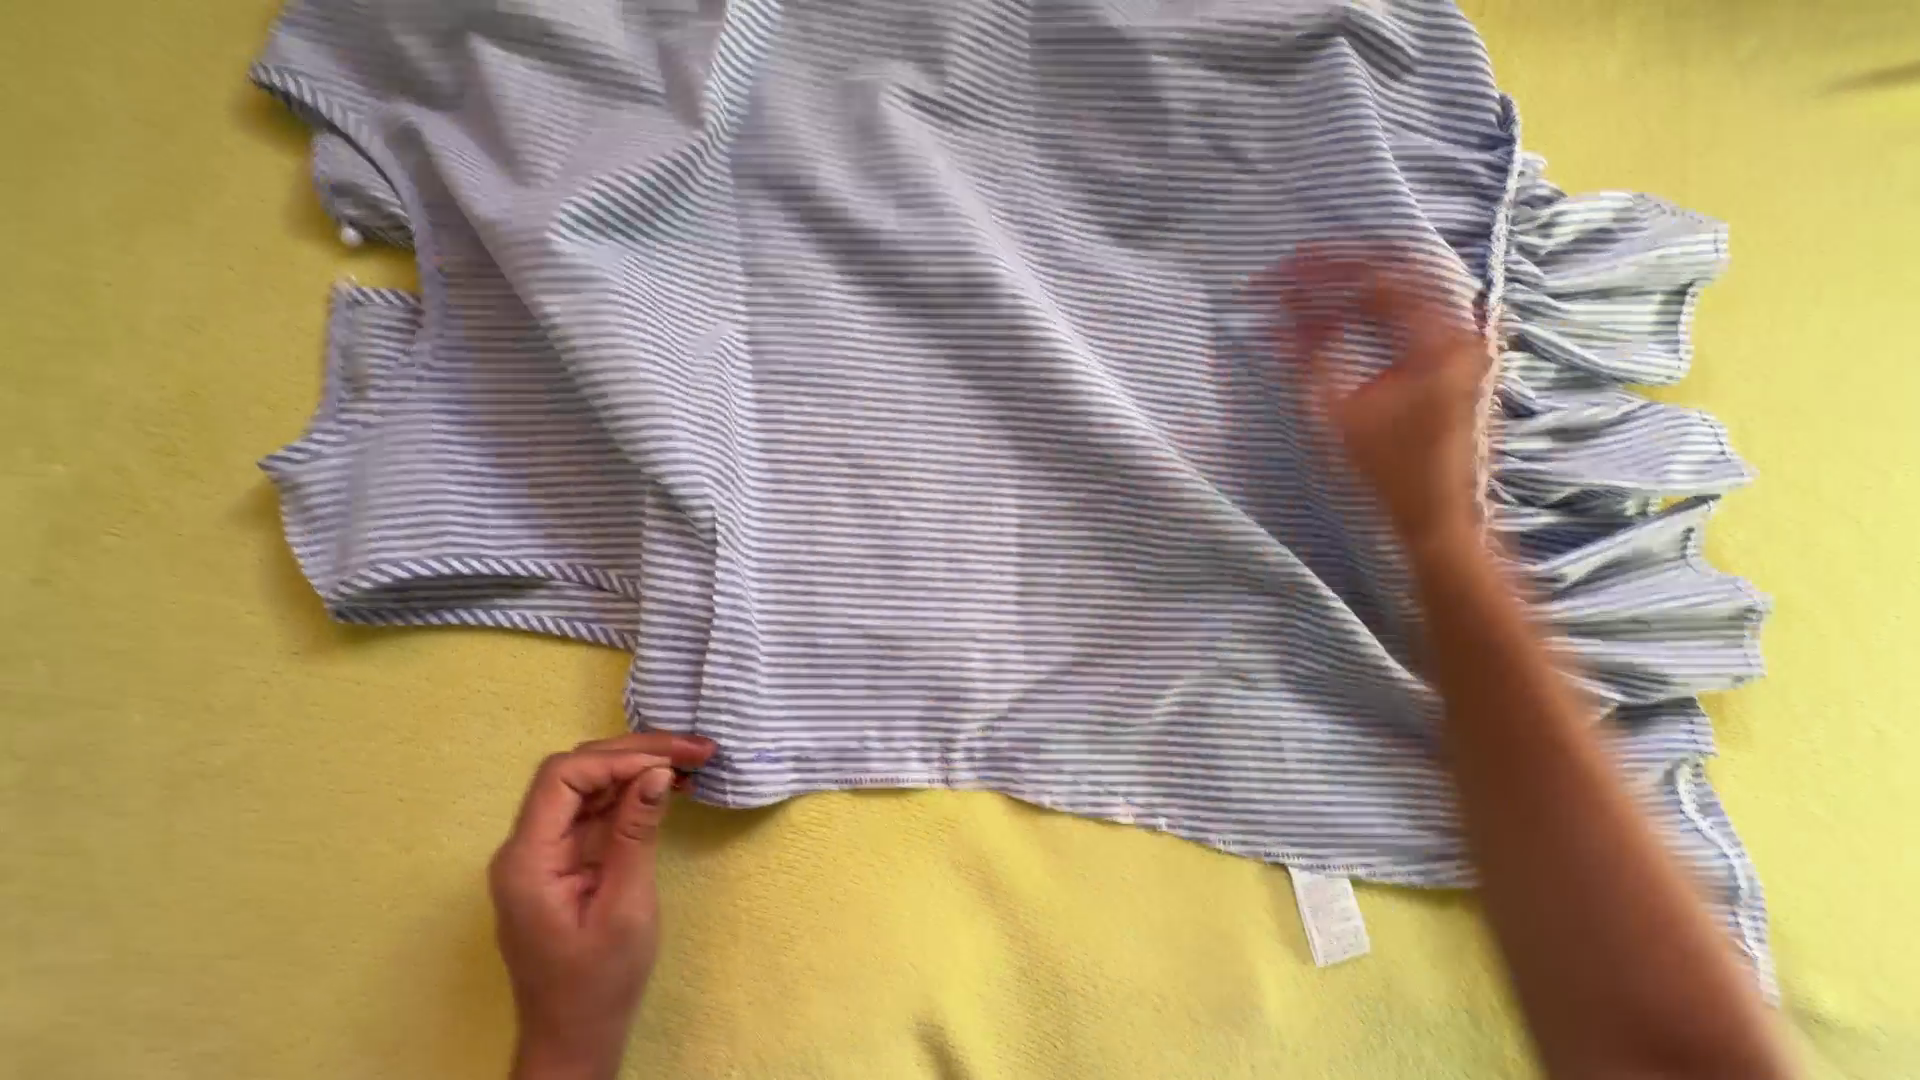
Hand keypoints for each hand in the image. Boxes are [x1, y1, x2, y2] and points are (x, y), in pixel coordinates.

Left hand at [489, 732, 717, 1079]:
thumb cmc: (599, 984)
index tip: (671, 764)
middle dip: (635, 754)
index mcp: (527, 860)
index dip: (618, 759)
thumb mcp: (626, 907)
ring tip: (692, 761)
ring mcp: (546, 853)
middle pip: (575, 773)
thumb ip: (636, 833)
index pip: (563, 778)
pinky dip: (633, 794)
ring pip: (588, 786)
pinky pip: (596, 811)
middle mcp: (528, 847)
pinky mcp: (566, 861)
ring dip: (638, 768)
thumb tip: (658, 772)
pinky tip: (670, 787)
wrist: (574, 1041)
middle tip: (695, 750)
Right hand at [1272, 248, 1491, 552]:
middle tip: (1294, 265)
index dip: (1321, 273)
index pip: (1374, 281)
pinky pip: (1425, 302)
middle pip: (1399, 269)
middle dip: (1341, 264)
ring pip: (1415, 281)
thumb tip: (1279, 314)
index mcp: (1439, 342)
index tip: (1280, 272)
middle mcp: (1465, 330)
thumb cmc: (1389, 475)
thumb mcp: (1338, 416)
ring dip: (1363, 275)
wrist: (1440, 516)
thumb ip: (1309, 356)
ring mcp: (1472, 340)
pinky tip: (1356, 300)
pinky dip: (1385, 295)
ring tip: (1318, 275)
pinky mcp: (1466, 354)